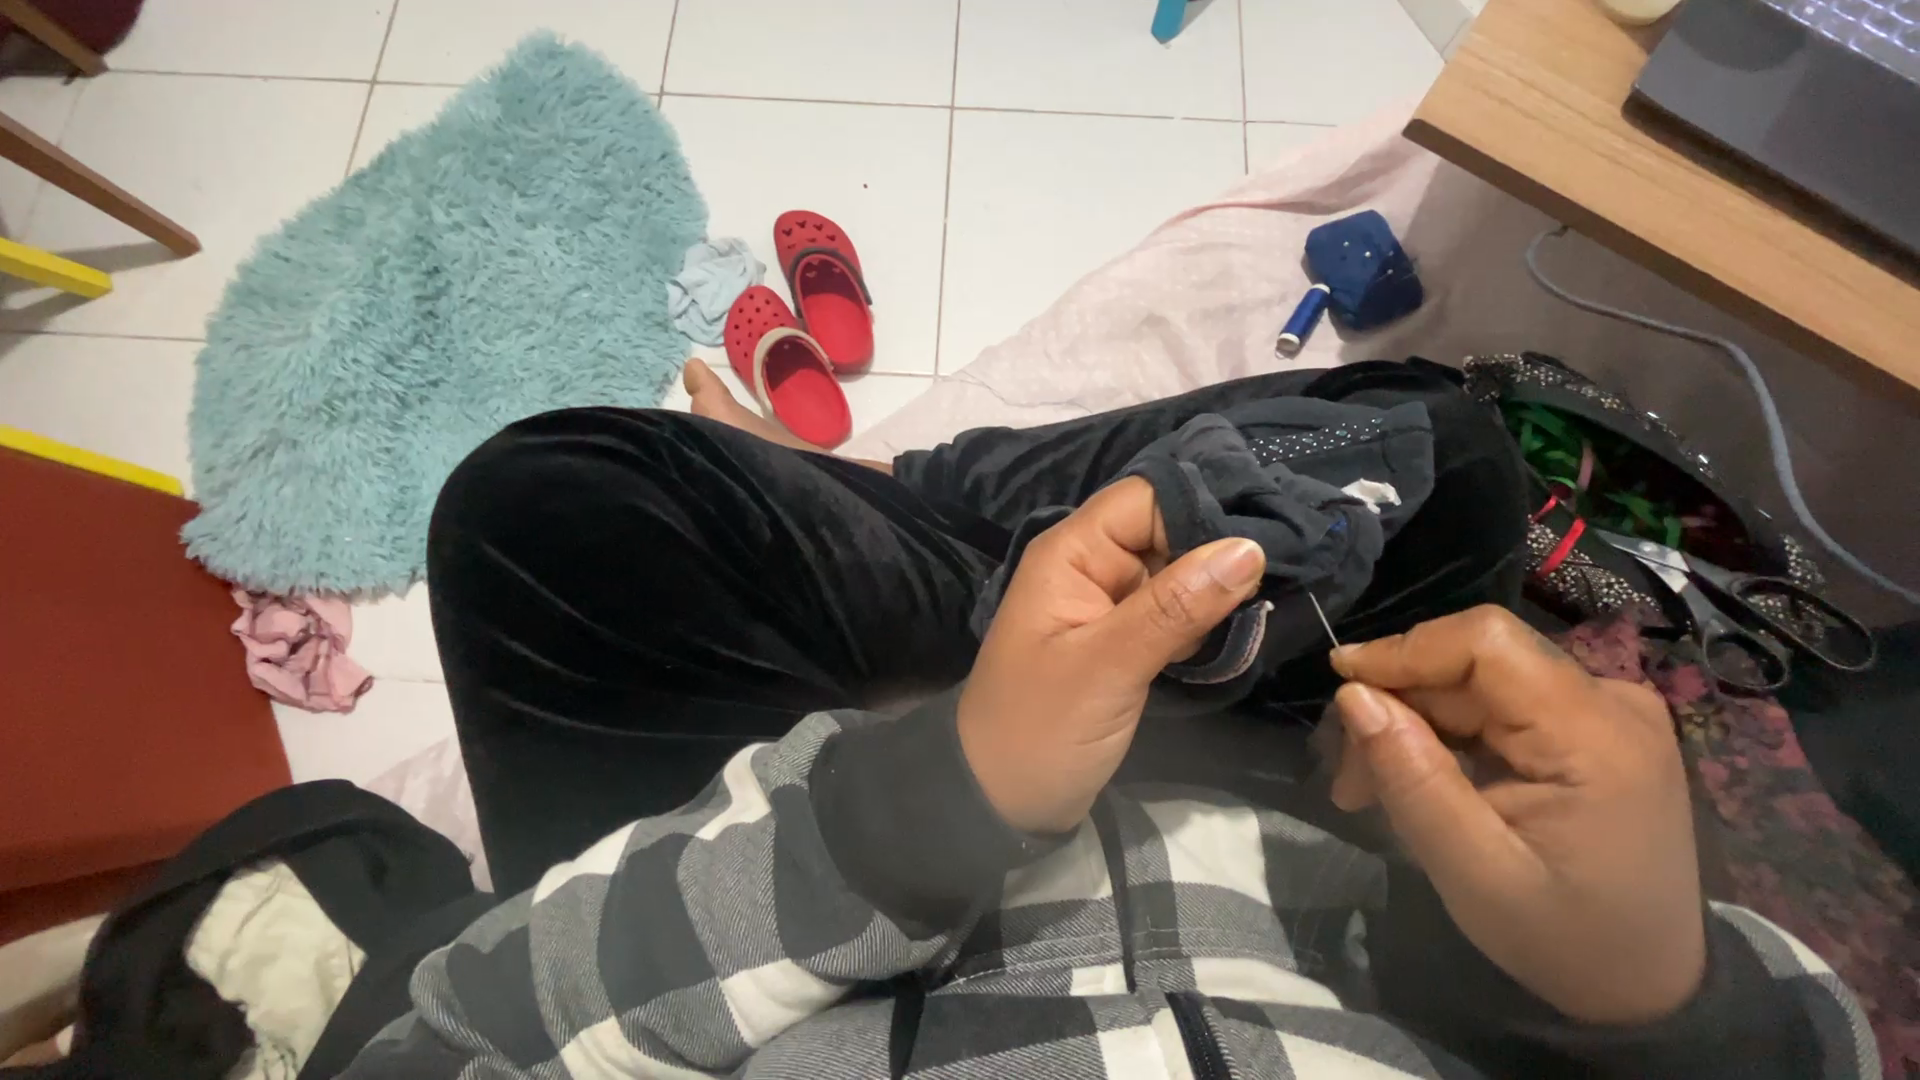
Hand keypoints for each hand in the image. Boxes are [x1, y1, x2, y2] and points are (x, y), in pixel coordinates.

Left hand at [957, 477, 1264, 833]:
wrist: (1001, 797)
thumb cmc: (1039, 728)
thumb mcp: (1106, 667)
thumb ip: (1174, 608)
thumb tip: (1248, 548)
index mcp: (1071, 554)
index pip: (1145, 499)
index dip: (1203, 506)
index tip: (1270, 532)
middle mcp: (1091, 566)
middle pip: (1167, 529)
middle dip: (1222, 547)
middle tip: (1294, 563)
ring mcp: (1108, 605)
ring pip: (1177, 571)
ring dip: (1220, 586)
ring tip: (1284, 591)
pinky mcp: (1124, 641)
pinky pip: (1173, 610)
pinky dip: (1205, 618)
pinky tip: (1243, 627)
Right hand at [1327, 605, 1704, 1025]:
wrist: (1642, 983)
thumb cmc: (1564, 936)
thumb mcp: (1473, 872)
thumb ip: (1413, 780)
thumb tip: (1352, 694)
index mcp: (1596, 737)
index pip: (1487, 643)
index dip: (1405, 649)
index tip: (1340, 681)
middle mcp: (1609, 702)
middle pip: (1470, 661)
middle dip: (1395, 703)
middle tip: (1349, 775)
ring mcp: (1600, 709)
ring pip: (1468, 680)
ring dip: (1408, 722)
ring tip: (1369, 787)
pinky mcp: (1583, 722)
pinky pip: (1488, 701)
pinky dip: (1437, 733)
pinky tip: (1412, 777)